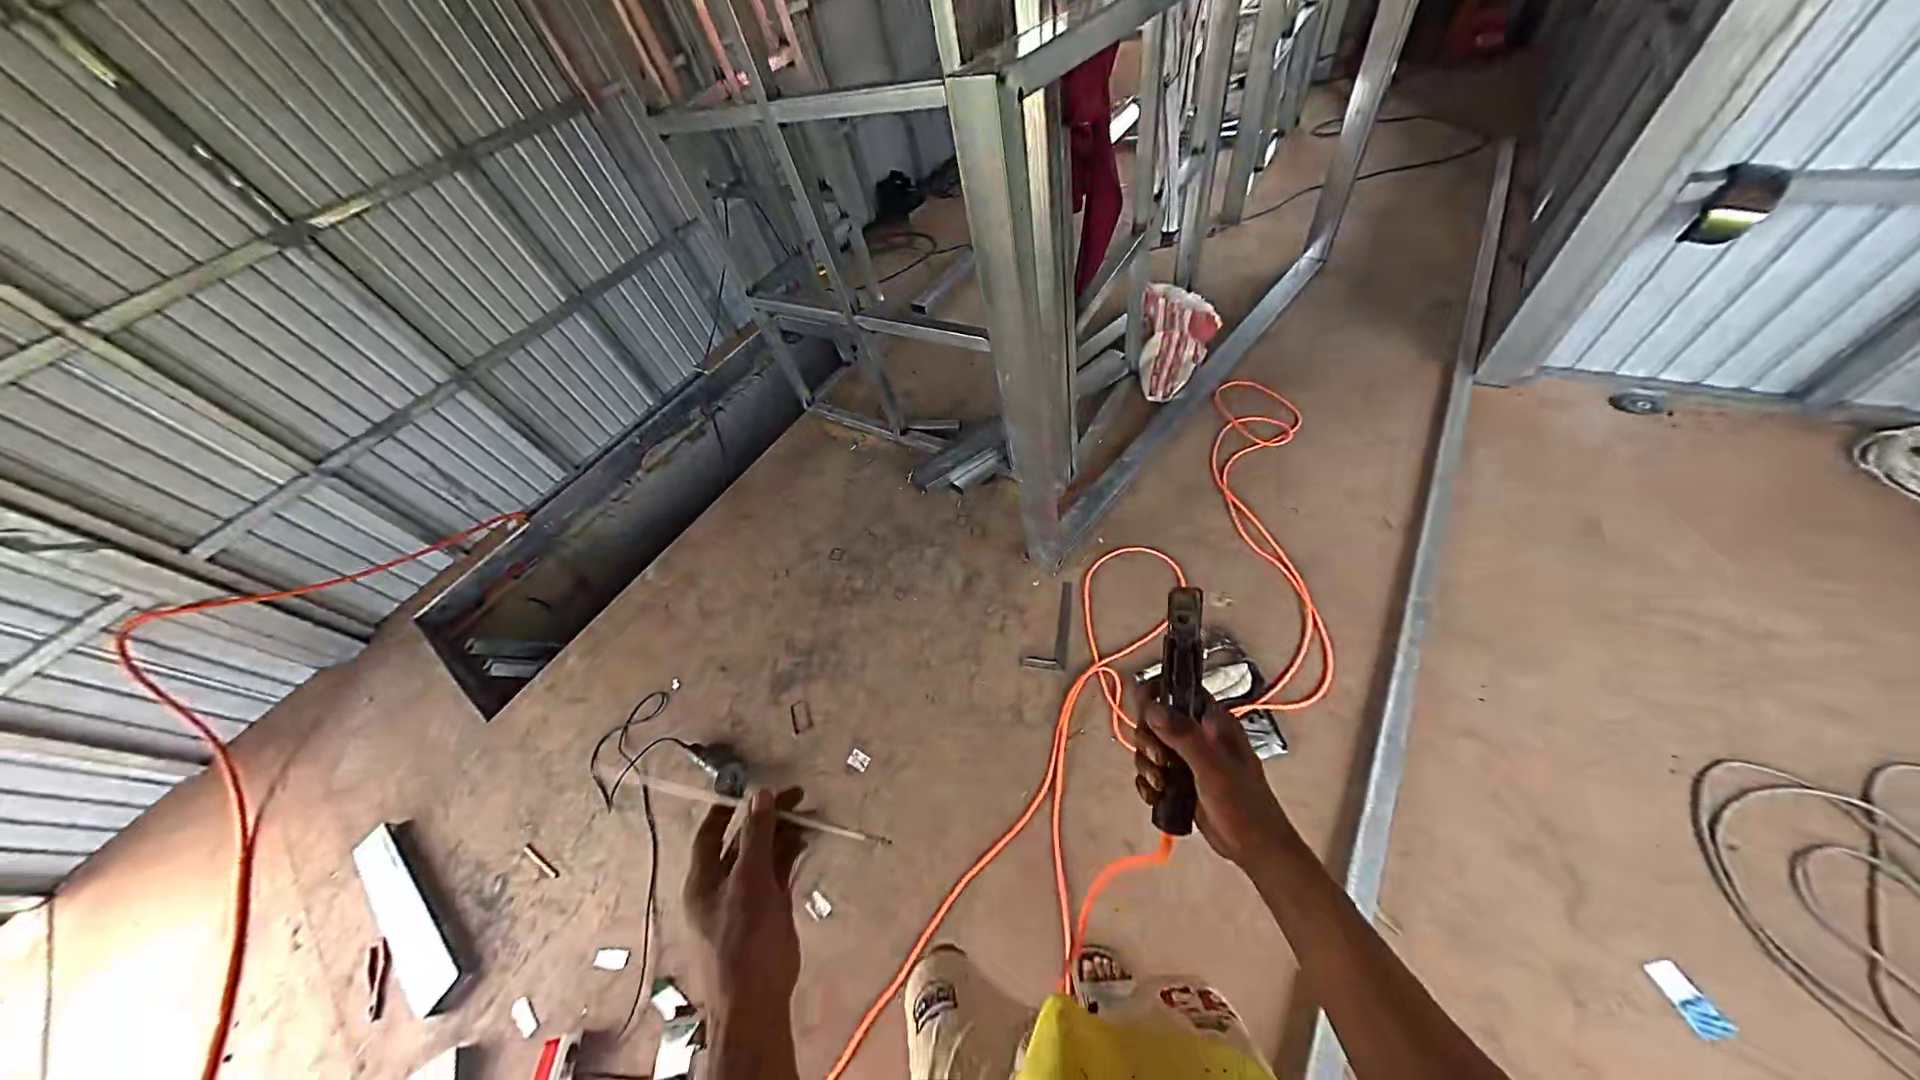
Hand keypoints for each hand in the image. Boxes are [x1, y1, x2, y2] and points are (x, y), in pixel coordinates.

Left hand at [684, 787, 807, 1012]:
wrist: (756, 997)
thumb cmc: (743, 937)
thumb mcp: (749, 880)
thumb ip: (756, 836)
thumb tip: (760, 795)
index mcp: (703, 879)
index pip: (709, 834)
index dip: (727, 809)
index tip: (751, 787)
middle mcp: (721, 884)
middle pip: (742, 841)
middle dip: (766, 818)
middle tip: (796, 797)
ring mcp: (746, 897)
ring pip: (763, 855)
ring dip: (782, 834)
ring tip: (806, 815)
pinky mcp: (767, 908)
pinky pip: (777, 872)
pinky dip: (789, 855)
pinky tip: (804, 841)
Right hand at [1133, 698, 1296, 865]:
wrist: (1254, 849)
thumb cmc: (1242, 804)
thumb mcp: (1213, 767)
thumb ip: (1183, 735)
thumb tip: (1152, 707)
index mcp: (1213, 722)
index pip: (1179, 691)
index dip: (1158, 697)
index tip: (1146, 717)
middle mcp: (1198, 734)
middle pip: (1155, 720)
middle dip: (1149, 741)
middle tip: (1160, 761)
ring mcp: (1187, 758)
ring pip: (1150, 746)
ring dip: (1147, 765)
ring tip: (1160, 785)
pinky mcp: (1178, 780)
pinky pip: (1151, 771)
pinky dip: (1148, 783)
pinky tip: (1156, 796)